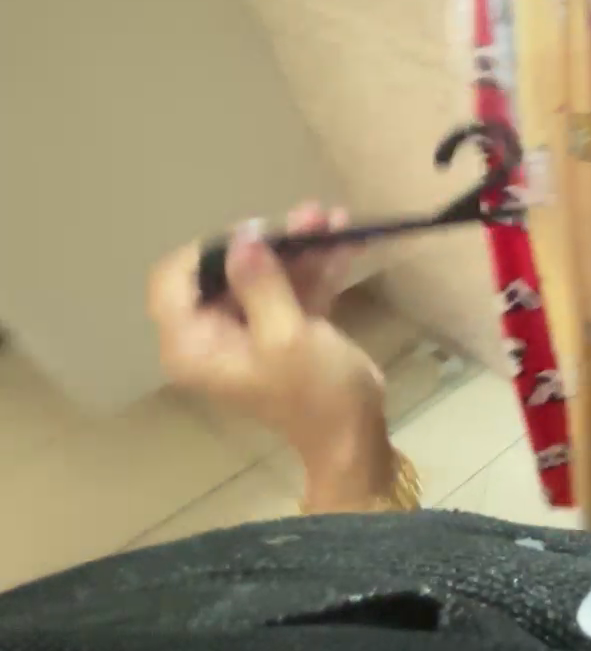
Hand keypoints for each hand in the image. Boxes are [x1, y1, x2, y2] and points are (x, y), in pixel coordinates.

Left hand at [148, 205, 390, 505]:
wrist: (353, 432)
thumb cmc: (316, 390)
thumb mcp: (290, 337)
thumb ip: (264, 288)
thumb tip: (247, 240)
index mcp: (195, 344)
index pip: (177, 282)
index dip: (215, 250)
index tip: (261, 231)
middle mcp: (217, 335)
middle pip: (232, 276)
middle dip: (274, 245)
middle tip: (312, 218)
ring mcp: (256, 332)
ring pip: (271, 279)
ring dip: (304, 252)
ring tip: (335, 221)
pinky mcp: (291, 331)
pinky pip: (297, 292)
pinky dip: (320, 270)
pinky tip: (347, 245)